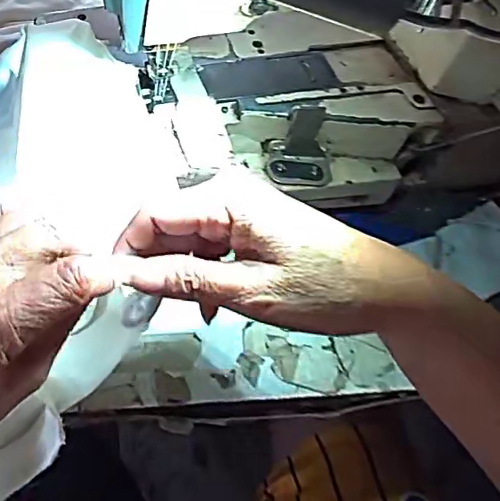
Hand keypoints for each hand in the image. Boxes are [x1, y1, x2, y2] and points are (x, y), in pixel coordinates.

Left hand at [0, 186, 125, 484]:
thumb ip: (62, 320)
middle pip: (52, 235)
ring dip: (50, 235)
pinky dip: (14, 212)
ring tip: (50, 261)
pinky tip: (21, 235)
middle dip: (77, 253)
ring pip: (27, 215)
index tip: (111, 278)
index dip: (102, 272)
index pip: (71, 274)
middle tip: (80, 275)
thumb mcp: (30, 376)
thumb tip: (90, 282)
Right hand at [116, 168, 456, 334]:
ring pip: (182, 236)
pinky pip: (204, 243)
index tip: (115, 283)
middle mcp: (225, 193)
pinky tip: (202, 301)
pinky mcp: (244, 223)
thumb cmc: (325, 287)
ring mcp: (235, 207)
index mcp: (224, 197)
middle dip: (150, 262)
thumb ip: (186, 280)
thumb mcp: (251, 291)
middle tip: (140, 304)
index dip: (128, 247)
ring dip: (175, 271)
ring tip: (173, 307)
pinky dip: (197, 270)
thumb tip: (133, 276)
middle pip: (165, 223)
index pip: (153, 213)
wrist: (384, 289)